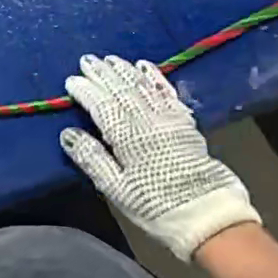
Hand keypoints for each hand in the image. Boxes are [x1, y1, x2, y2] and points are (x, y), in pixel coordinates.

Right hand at [59, 55, 258, 261]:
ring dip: (126, 72)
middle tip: (87, 60)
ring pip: (144, 89)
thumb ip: (92, 158)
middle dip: (103, 75)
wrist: (209, 218)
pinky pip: (168, 96)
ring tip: (111, 59)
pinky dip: (156, 80)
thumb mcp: (115, 188)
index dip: (86, 91)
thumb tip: (67, 133)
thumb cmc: (155, 205)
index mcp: (128, 138)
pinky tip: (147, 69)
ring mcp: (170, 122)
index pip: (102, 106)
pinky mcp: (185, 126)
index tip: (71, 80)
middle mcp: (149, 123)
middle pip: (122, 92)